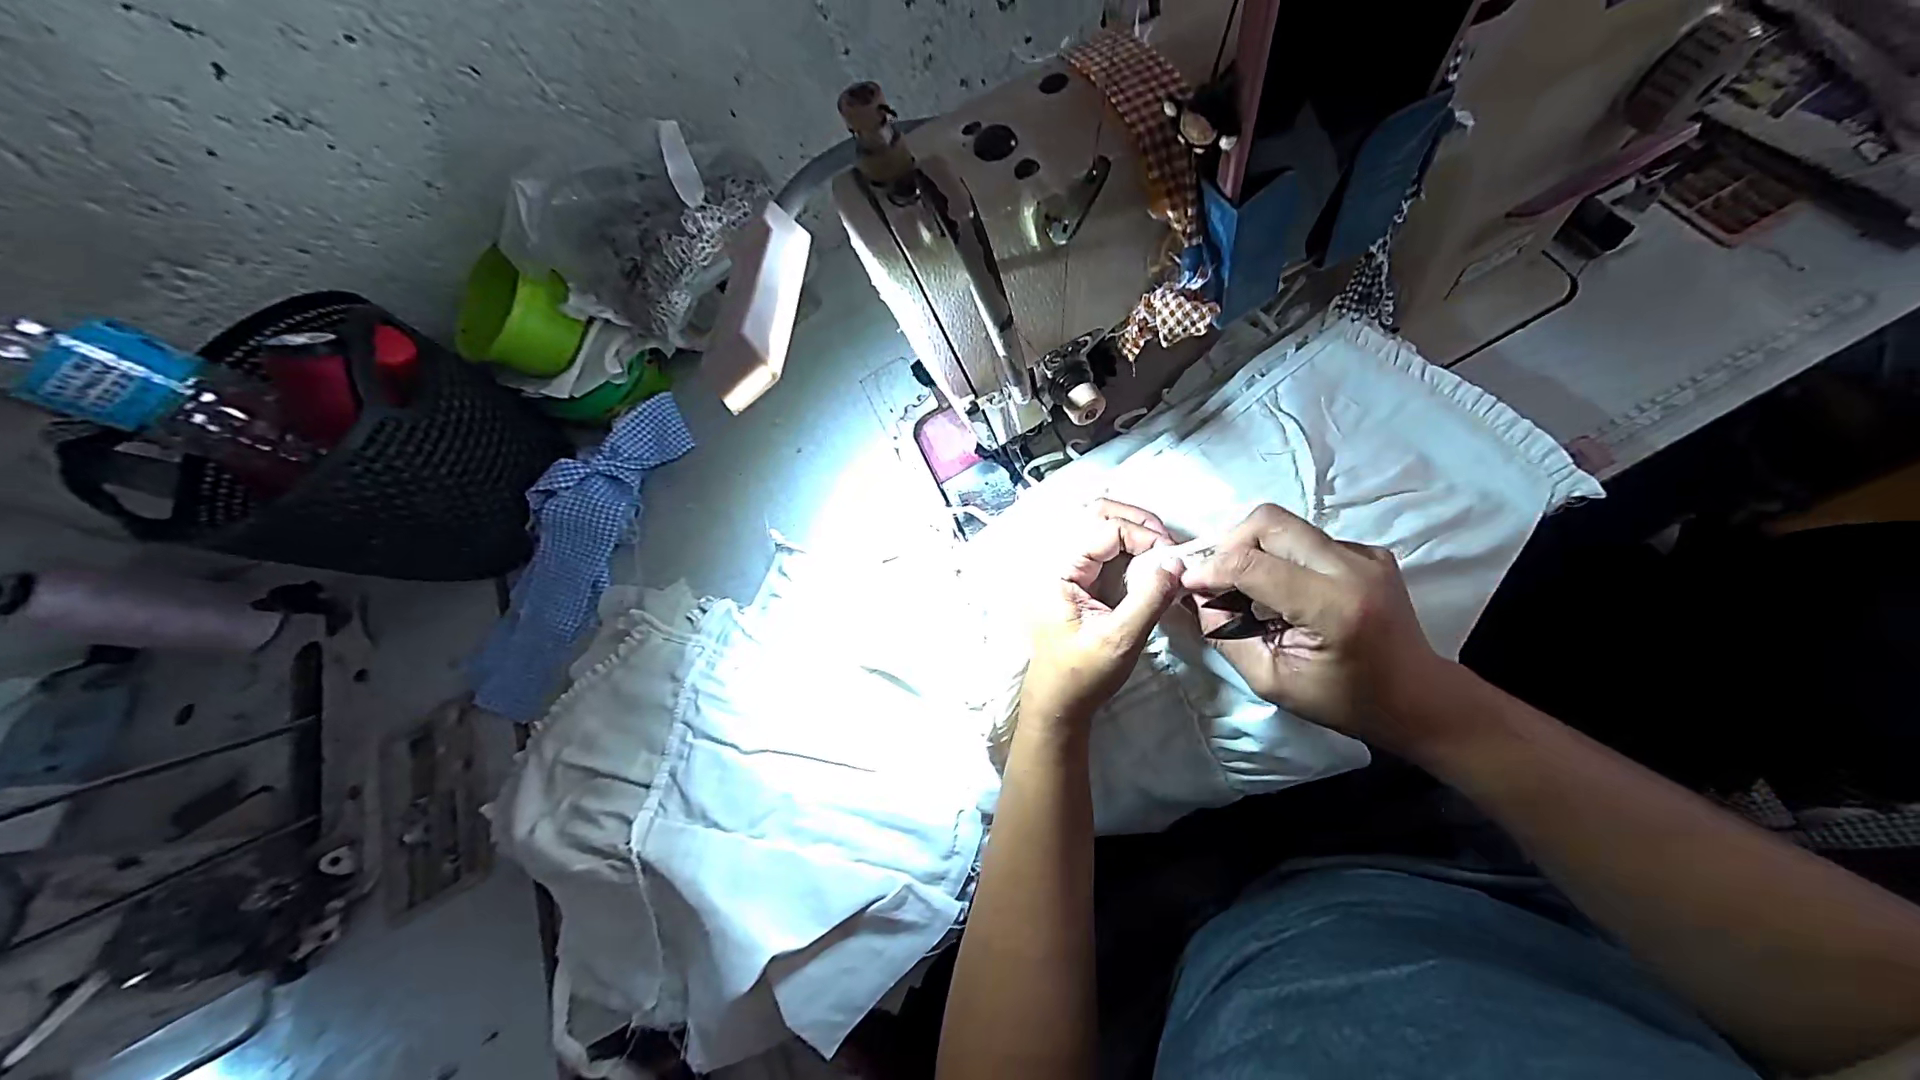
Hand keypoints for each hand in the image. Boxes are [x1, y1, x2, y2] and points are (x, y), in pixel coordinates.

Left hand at [1020, 499, 1184, 726]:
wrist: (1058, 699)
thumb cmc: (1082, 674)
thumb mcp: (1120, 640)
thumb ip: (1149, 598)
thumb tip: (1177, 561)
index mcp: (1055, 570)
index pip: (1103, 526)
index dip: (1142, 533)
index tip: (1172, 555)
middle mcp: (1055, 559)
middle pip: (1097, 512)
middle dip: (1138, 521)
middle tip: (1168, 545)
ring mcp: (1065, 565)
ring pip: (1101, 523)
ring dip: (1135, 529)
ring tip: (1162, 550)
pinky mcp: (1077, 575)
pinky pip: (1104, 545)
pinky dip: (1130, 545)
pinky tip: (1150, 560)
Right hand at [1180, 504, 1444, 747]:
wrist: (1418, 697)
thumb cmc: (1344, 700)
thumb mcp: (1271, 679)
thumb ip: (1225, 634)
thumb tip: (1194, 595)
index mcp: (1333, 607)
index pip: (1252, 563)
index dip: (1209, 569)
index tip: (1187, 584)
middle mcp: (1353, 567)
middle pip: (1268, 521)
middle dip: (1229, 545)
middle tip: (1215, 579)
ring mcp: (1364, 554)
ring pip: (1284, 524)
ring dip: (1251, 548)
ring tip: (1244, 587)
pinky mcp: (1366, 551)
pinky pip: (1304, 537)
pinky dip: (1278, 556)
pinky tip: (1279, 589)